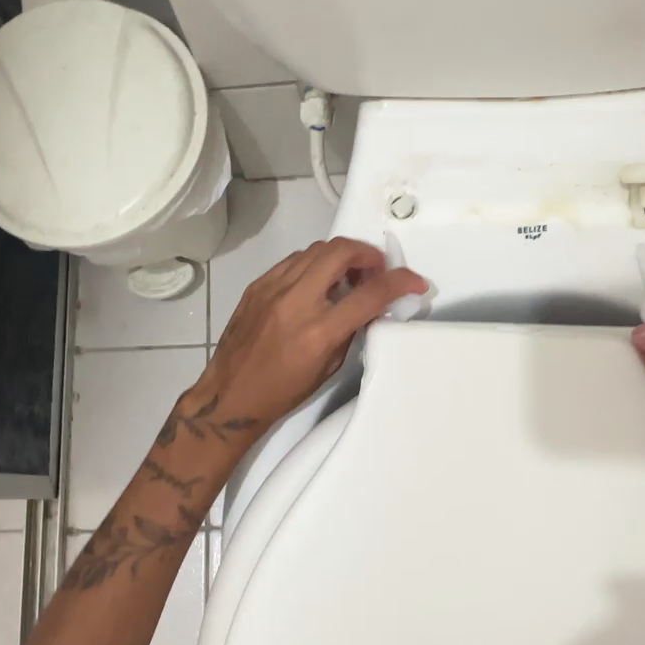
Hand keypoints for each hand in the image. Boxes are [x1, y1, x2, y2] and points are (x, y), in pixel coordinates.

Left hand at [192, 237, 425, 435]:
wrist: (230, 394)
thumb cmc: (283, 391)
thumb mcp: (329, 366)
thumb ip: (351, 330)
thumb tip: (369, 305)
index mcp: (318, 331)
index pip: (370, 294)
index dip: (400, 282)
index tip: (414, 281)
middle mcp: (295, 302)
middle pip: (341, 252)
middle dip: (368, 254)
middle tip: (375, 271)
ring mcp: (272, 289)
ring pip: (316, 250)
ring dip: (340, 257)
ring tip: (347, 277)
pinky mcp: (257, 285)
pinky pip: (293, 261)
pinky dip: (314, 264)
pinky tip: (317, 283)